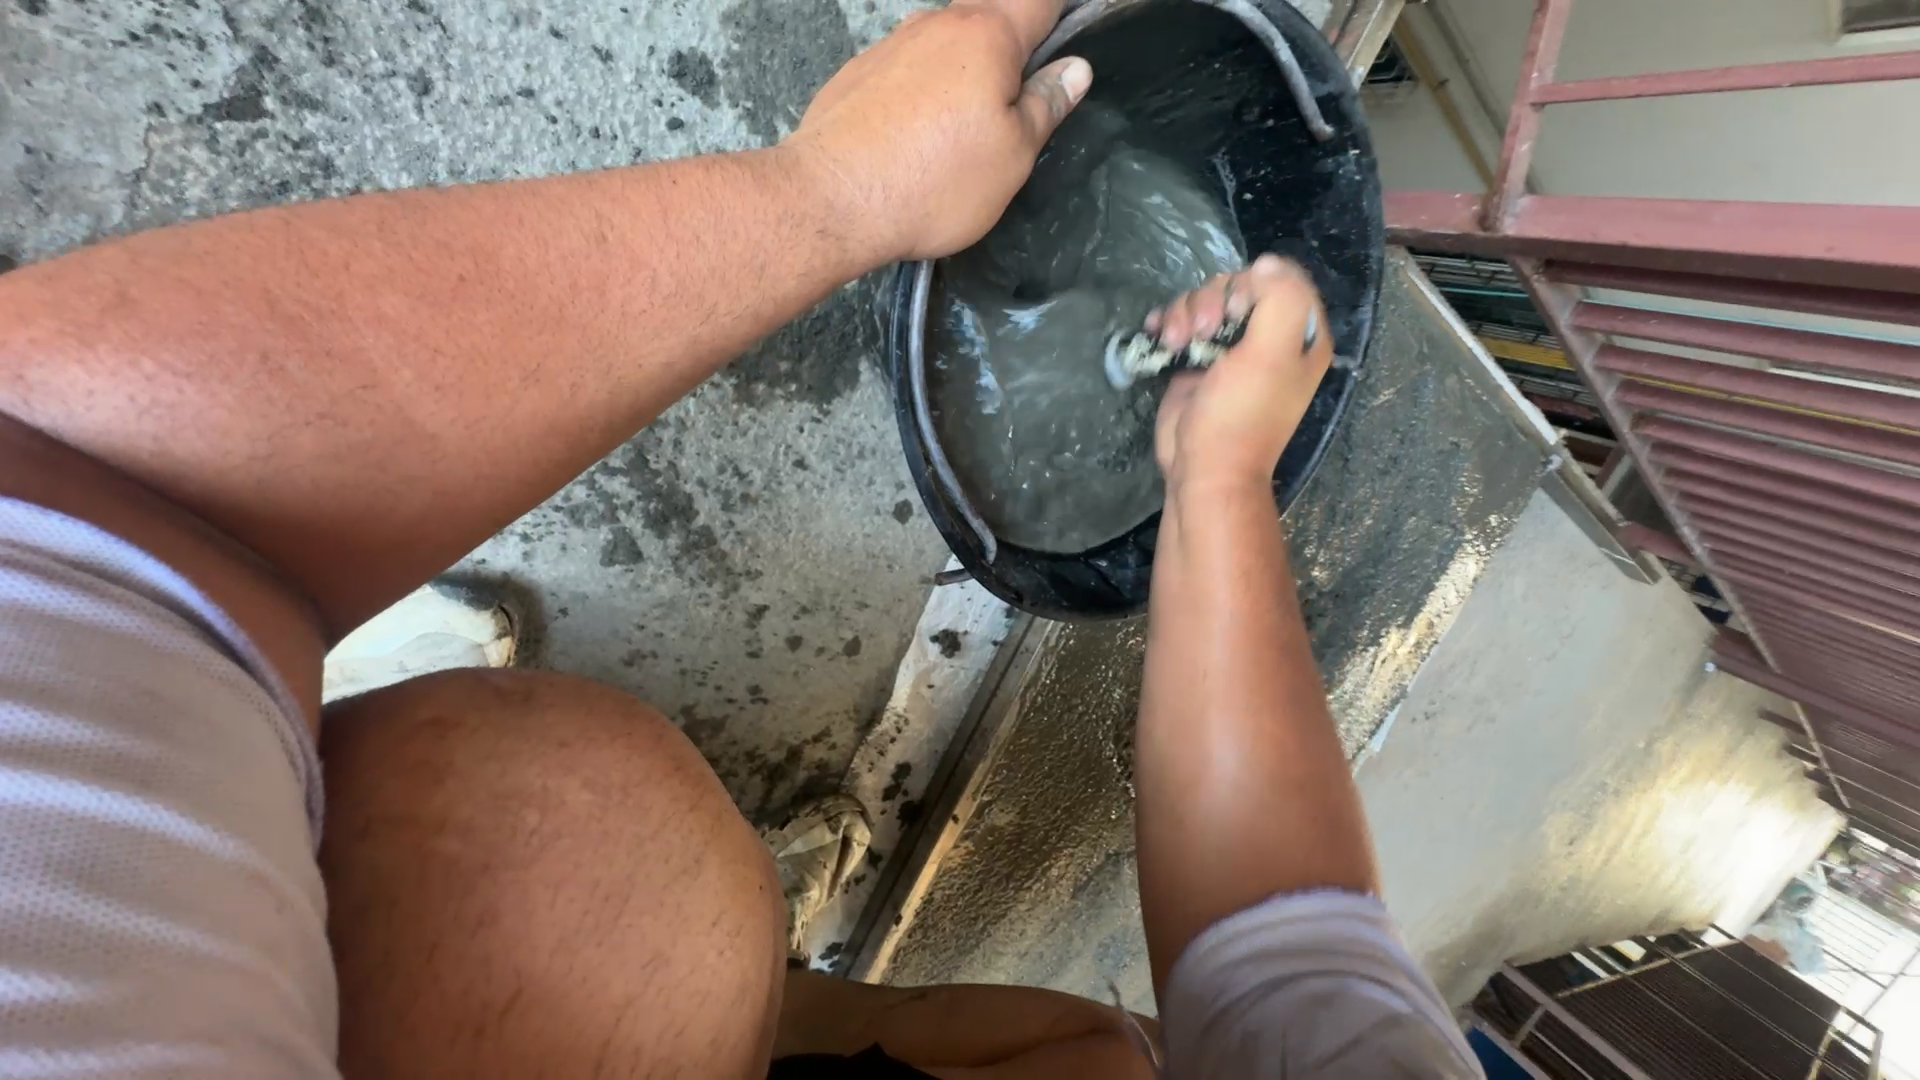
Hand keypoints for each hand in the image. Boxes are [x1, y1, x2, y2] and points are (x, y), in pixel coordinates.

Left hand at [784, 0, 1092, 262]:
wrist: (834, 200)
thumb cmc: (936, 182)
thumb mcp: (1011, 158)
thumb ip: (1044, 108)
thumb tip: (1075, 70)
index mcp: (987, 36)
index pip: (1039, 2)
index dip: (1059, 21)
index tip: (1058, 62)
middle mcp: (937, 24)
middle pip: (988, 21)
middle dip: (1007, 55)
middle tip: (1007, 113)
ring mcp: (890, 45)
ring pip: (942, 48)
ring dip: (959, 78)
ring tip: (956, 136)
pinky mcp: (857, 75)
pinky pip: (905, 73)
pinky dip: (920, 96)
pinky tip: (912, 140)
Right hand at [1152, 255, 1332, 496]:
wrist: (1203, 468)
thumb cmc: (1241, 415)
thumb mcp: (1272, 354)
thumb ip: (1280, 299)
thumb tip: (1263, 264)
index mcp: (1299, 334)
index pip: (1278, 278)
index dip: (1250, 286)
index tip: (1234, 314)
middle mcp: (1265, 337)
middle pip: (1234, 286)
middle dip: (1210, 301)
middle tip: (1200, 334)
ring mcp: (1226, 350)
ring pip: (1202, 302)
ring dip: (1183, 314)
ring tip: (1177, 344)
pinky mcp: (1193, 363)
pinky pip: (1179, 324)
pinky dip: (1166, 324)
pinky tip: (1159, 337)